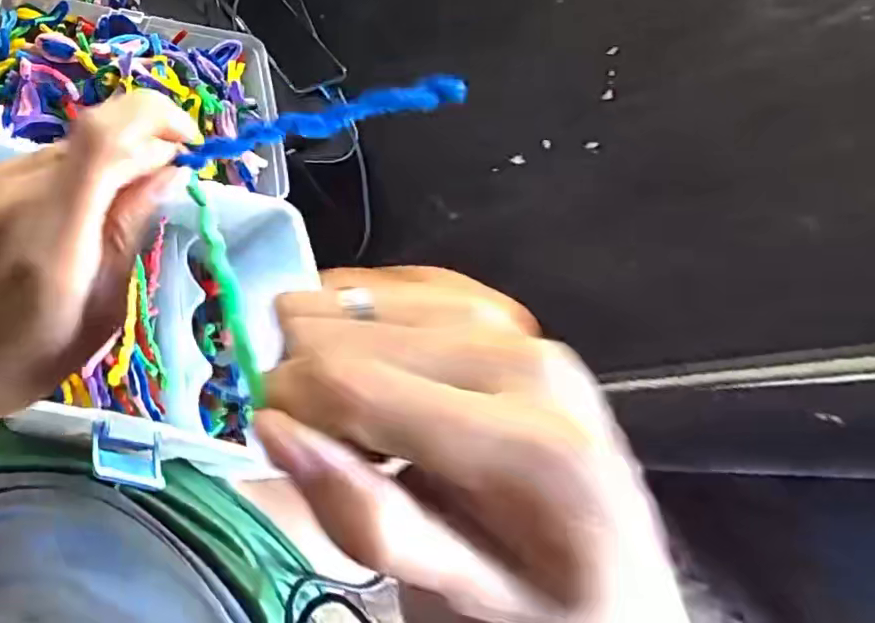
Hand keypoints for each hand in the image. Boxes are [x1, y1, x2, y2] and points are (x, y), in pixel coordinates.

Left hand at [0, 90, 199, 434]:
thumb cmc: (34, 357)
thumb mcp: (104, 309)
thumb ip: (132, 228)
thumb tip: (170, 168)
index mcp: (49, 242)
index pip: (100, 139)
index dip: (150, 117)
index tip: (184, 138)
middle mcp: (8, 199)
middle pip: (87, 139)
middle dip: (133, 150)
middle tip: (153, 184)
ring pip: (62, 148)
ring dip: (97, 166)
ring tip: (98, 214)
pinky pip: (33, 162)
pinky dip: (62, 176)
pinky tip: (58, 216)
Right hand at [255, 268, 684, 622]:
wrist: (604, 562)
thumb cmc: (529, 594)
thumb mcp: (458, 596)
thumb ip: (365, 519)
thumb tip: (270, 425)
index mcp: (532, 444)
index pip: (349, 383)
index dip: (285, 405)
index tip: (277, 441)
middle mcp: (516, 354)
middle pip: (326, 331)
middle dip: (302, 385)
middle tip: (337, 443)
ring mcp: (494, 313)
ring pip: (326, 298)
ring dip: (317, 355)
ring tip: (364, 415)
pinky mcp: (468, 293)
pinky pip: (349, 282)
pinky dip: (338, 328)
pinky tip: (377, 377)